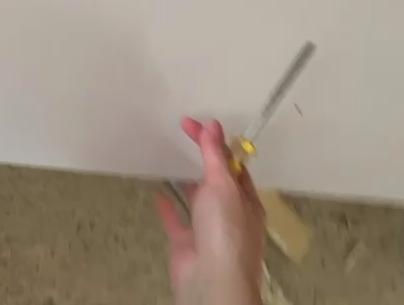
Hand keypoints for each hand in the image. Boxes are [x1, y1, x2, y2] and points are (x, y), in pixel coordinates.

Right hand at [154, 117, 265, 304]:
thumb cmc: (224, 231)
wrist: (211, 282)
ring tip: (172, 161)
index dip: (213, 141)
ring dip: (188, 183)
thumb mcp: (222, 186)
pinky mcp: (187, 243)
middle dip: (205, 161)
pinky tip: (157, 192)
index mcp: (245, 202)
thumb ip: (214, 156)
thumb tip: (213, 124)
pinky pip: (177, 220)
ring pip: (199, 201)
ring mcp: (208, 230)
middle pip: (218, 182)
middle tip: (184, 136)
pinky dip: (168, 205)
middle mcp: (231, 215)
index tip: (188, 122)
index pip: (232, 164)